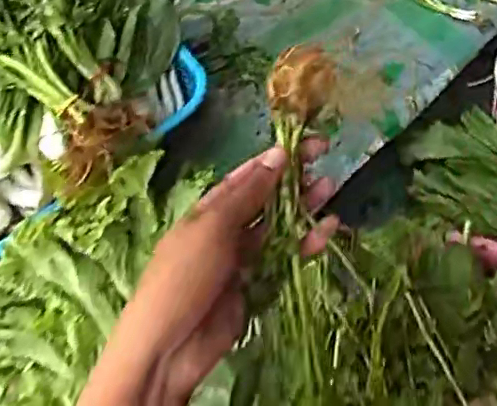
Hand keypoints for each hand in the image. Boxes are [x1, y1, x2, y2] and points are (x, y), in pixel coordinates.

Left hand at [78, 140, 339, 405]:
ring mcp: (245, 256)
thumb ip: (250, 191)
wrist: (167, 353)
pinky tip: (327, 230)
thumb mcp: (213, 227)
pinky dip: (308, 240)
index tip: (312, 143)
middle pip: (269, 196)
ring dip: (306, 204)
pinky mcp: (260, 281)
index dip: (279, 156)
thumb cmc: (183, 278)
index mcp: (211, 210)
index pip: (250, 174)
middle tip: (326, 162)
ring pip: (283, 222)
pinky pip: (288, 253)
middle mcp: (229, 228)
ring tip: (329, 190)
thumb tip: (279, 153)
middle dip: (297, 178)